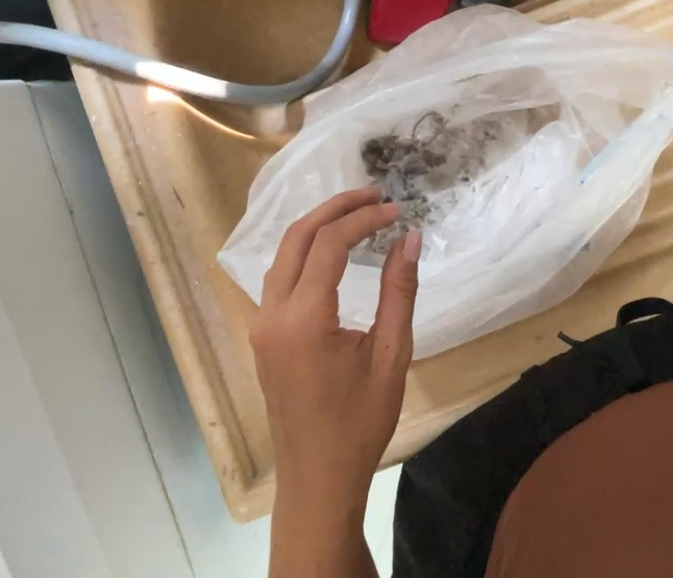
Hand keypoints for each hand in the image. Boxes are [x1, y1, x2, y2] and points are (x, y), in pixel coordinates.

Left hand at [252, 187, 420, 500]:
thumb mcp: (391, 355)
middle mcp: (272, 313)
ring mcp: (261, 324)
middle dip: (337, 207)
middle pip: (298, 236)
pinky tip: (333, 248)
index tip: (398, 210)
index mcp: (304, 319)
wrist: (317, 478)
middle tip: (376, 194)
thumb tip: (411, 237)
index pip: (330, 244)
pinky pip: (280, 275)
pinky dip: (306, 249)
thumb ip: (399, 291)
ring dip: (318, 225)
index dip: (365, 218)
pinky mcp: (263, 334)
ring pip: (283, 253)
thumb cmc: (360, 422)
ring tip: (358, 212)